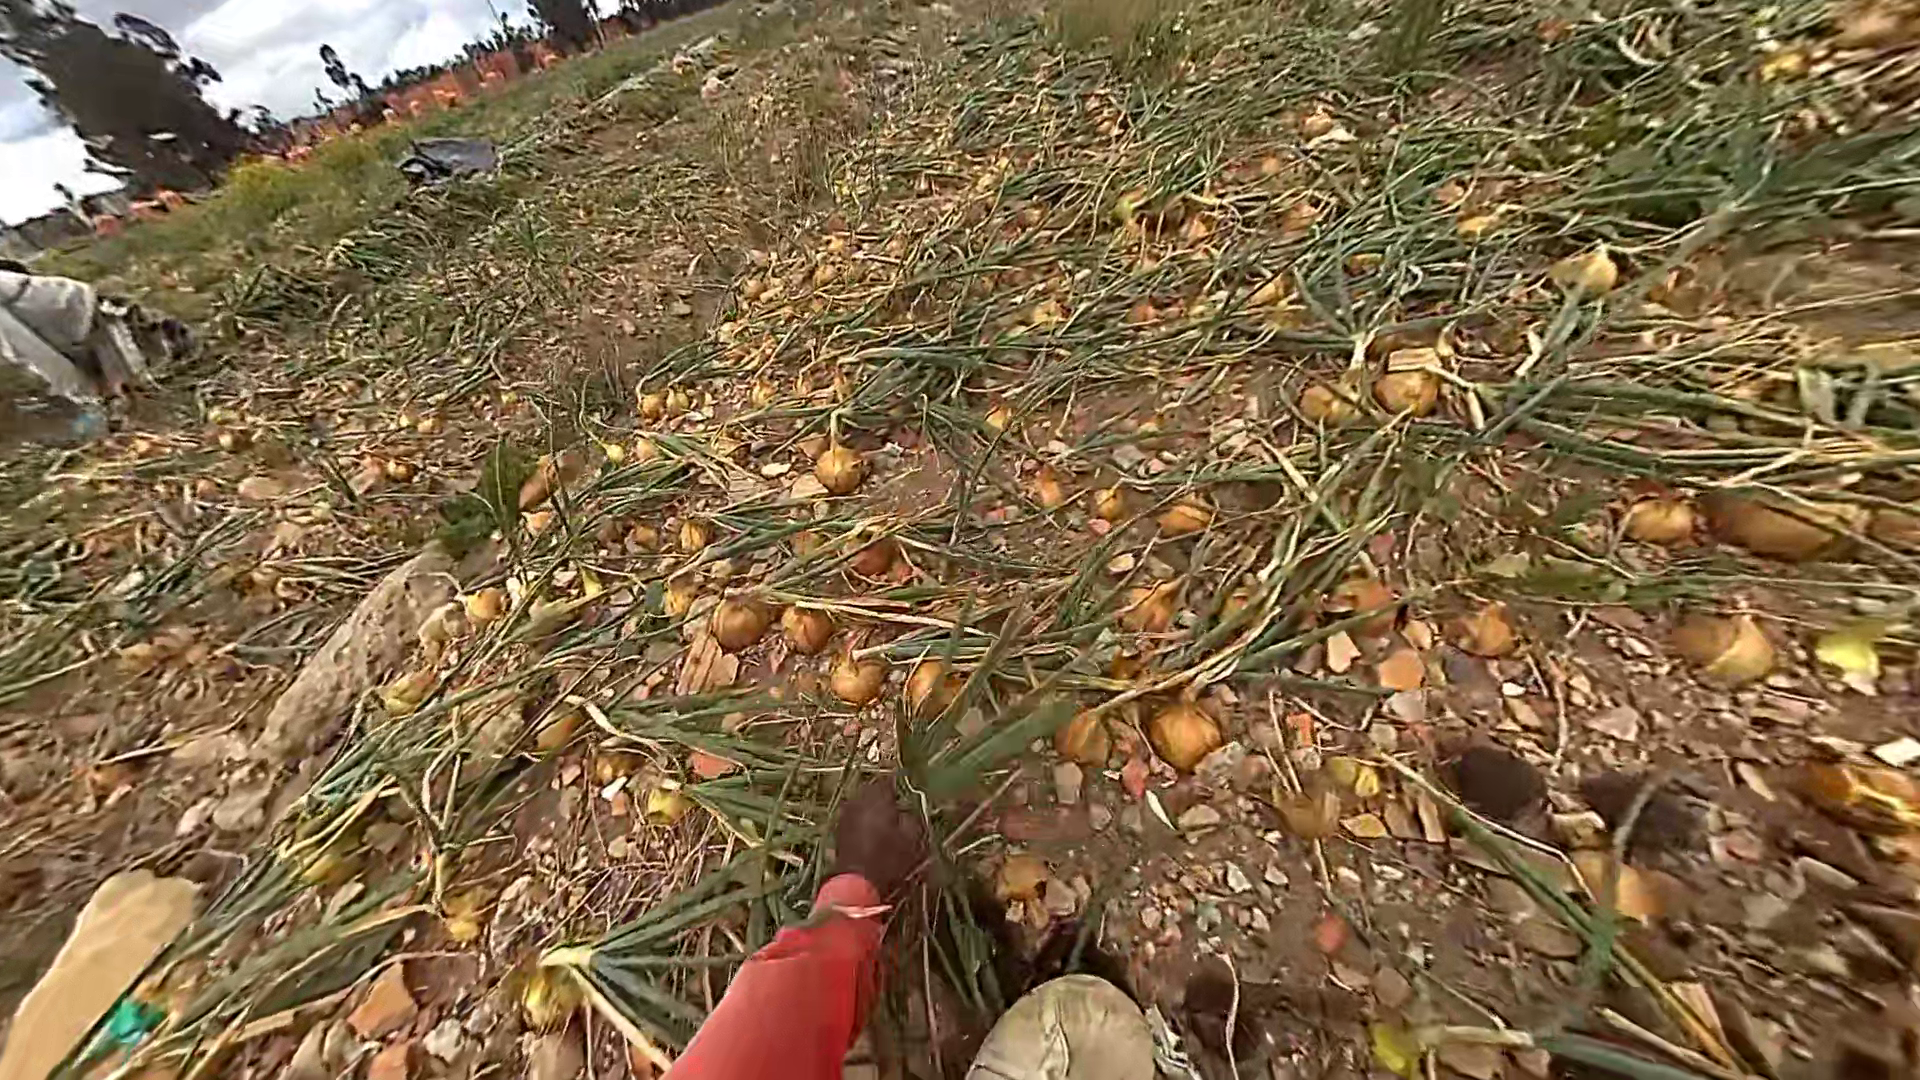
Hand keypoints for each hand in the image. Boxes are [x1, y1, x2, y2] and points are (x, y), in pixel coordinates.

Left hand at [830, 778, 924, 897]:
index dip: (897, 786)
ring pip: (861, 802)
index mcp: (878, 797)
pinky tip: (868, 832)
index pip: (888, 781)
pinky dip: (861, 820)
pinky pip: (853, 816)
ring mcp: (846, 814)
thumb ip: (912, 817)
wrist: (857, 884)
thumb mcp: (911, 838)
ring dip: (870, 807)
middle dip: (883, 795)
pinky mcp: (839, 830)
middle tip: (895, 806)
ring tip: (882, 820)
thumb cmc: (888, 858)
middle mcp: (859, 800)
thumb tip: (907, 810)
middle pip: (872, 789)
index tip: (905, 794)